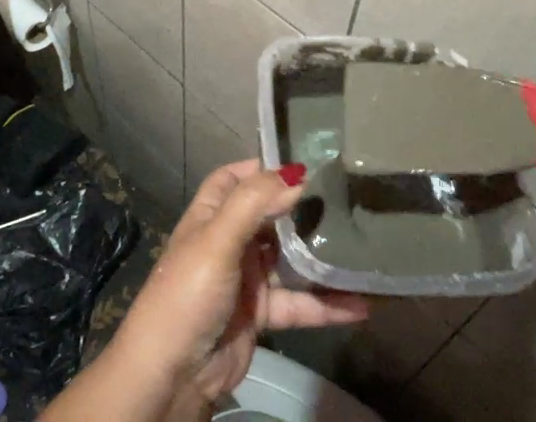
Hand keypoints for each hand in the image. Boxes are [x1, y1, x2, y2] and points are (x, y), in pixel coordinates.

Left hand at [114, 161, 368, 402]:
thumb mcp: (216, 241)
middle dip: (301, 210)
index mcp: (209, 217)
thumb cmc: (188, 293)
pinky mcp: (261, 314)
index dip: (262, 168)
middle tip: (346, 201)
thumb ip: (253, 204)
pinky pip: (299, 304)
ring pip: (289, 262)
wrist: (173, 371)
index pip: (233, 179)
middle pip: (269, 218)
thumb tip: (296, 174)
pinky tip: (360, 305)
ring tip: (362, 251)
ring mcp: (246, 279)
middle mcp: (228, 242)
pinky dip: (326, 305)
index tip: (304, 163)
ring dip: (321, 260)